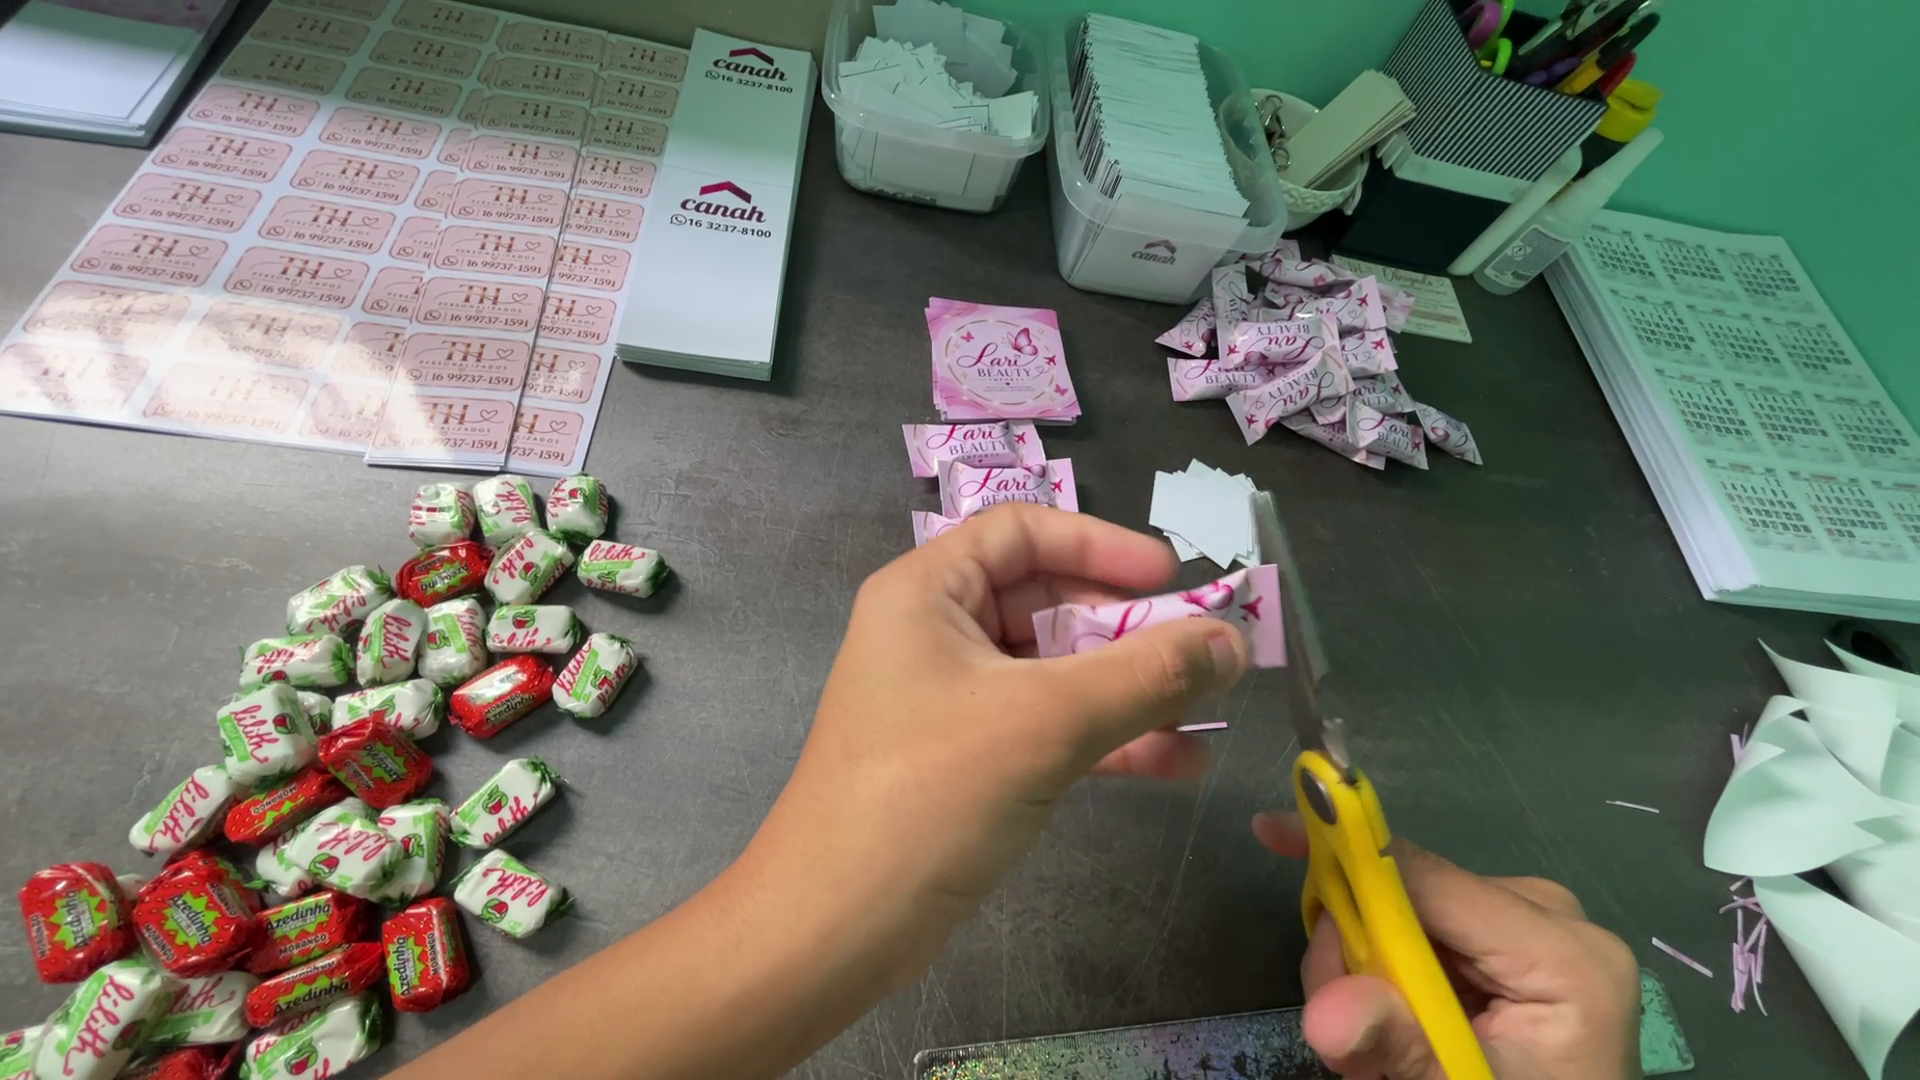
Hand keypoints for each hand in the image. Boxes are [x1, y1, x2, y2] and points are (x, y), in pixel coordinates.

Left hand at [736, 504, 1250, 982]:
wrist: (834, 929)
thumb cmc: (928, 793)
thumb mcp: (1045, 721)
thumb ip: (1145, 675)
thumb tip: (1234, 640)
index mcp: (927, 591)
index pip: (1021, 532)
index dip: (1100, 544)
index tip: (1171, 576)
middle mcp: (935, 631)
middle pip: (1046, 601)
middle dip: (1127, 629)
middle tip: (1202, 653)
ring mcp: (952, 697)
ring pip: (1055, 671)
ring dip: (1128, 690)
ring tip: (1206, 713)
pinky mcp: (969, 756)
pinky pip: (1048, 726)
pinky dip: (1107, 739)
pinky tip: (1178, 763)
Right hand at [1253, 811, 1641, 1079]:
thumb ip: (1402, 1048)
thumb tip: (1324, 1015)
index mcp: (1559, 951)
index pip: (1425, 878)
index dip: (1346, 853)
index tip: (1271, 831)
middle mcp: (1542, 915)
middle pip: (1401, 891)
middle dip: (1348, 944)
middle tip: (1332, 1016)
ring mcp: (1517, 919)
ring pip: (1395, 906)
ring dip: (1357, 961)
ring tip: (1365, 1039)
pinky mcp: (1495, 933)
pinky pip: (1409, 922)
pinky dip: (1378, 962)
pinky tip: (1385, 1013)